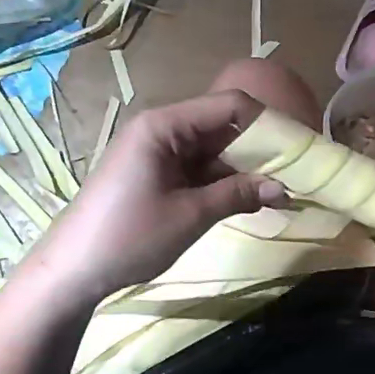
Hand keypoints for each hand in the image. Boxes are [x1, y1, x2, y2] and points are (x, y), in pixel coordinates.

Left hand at [20, 90, 286, 303]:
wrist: (75, 268)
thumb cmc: (130, 236)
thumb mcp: (190, 215)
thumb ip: (238, 194)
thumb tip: (284, 187)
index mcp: (163, 125)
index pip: (228, 105)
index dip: (266, 122)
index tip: (299, 149)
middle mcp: (160, 129)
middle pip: (220, 126)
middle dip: (258, 150)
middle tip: (296, 175)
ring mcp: (154, 152)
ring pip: (210, 150)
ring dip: (241, 169)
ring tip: (279, 193)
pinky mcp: (152, 174)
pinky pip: (194, 168)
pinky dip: (220, 182)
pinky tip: (247, 200)